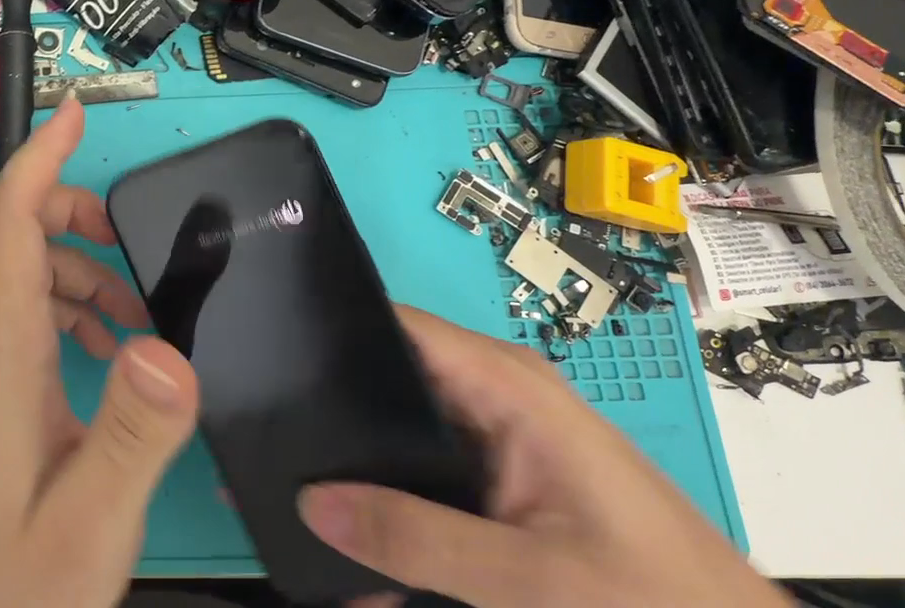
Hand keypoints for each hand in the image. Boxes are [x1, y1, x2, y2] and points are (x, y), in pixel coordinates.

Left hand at [0, 97, 200, 607]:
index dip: (40, 159)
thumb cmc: (5, 585)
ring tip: (134, 318)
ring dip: (75, 273)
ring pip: (14, 275)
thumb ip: (135, 431)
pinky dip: (60, 312)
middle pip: (10, 235)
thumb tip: (170, 348)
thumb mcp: (90, 517)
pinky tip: (102, 358)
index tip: (72, 115)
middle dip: (73, 216)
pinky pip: (11, 318)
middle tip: (135, 245)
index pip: (9, 221)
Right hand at [300, 307, 789, 607]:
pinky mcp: (493, 483)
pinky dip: (380, 503)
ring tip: (271, 476)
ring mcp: (492, 440)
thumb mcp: (532, 580)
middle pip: (383, 376)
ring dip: (345, 461)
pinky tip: (335, 535)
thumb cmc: (654, 601)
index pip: (394, 325)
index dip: (326, 328)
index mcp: (505, 385)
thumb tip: (307, 502)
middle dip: (321, 405)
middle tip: (250, 425)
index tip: (260, 350)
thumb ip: (415, 538)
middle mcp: (492, 397)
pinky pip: (416, 475)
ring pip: (392, 431)